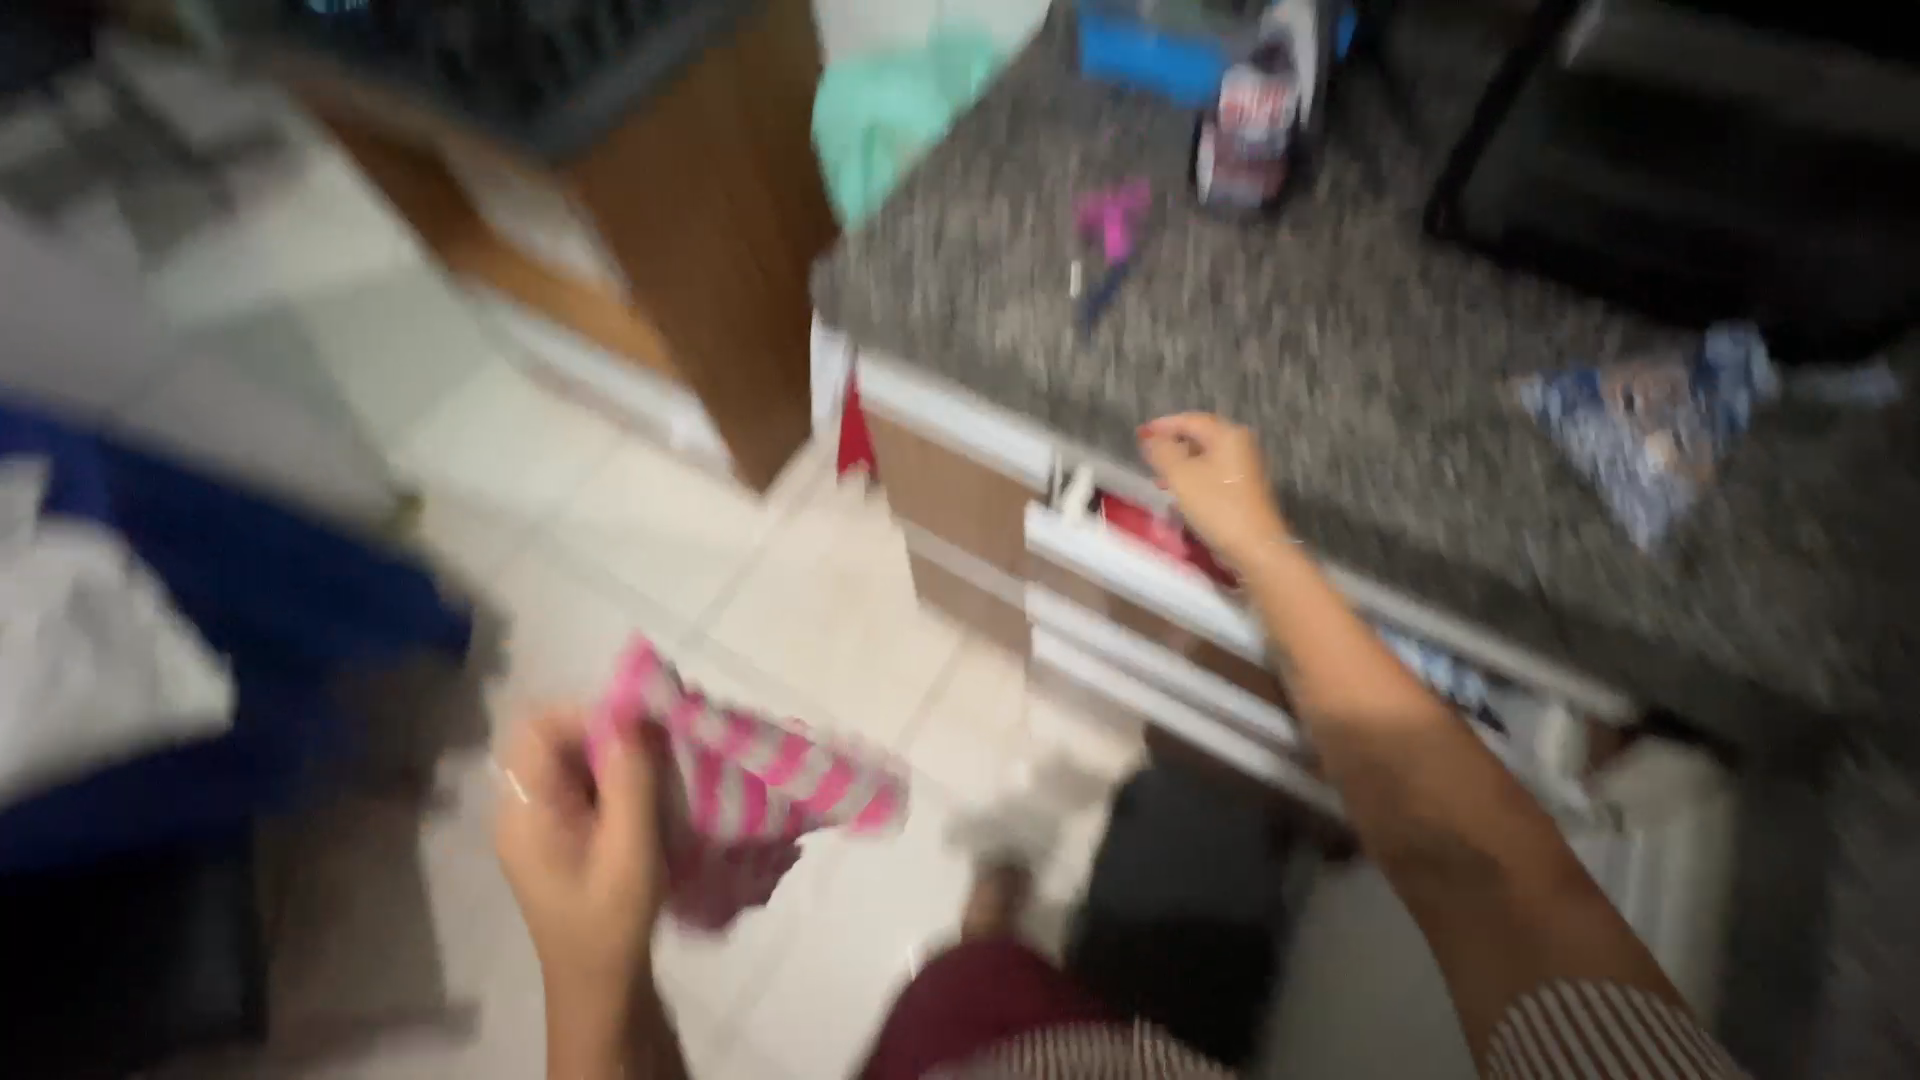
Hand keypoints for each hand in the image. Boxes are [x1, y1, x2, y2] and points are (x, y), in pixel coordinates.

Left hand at [494, 706, 667, 1008]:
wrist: (601, 981)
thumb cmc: (612, 917)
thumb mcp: (629, 847)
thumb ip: (629, 778)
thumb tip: (633, 712)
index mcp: (525, 810)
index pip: (538, 728)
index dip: (589, 714)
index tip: (642, 727)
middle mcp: (525, 805)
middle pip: (558, 735)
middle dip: (613, 728)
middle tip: (663, 739)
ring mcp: (544, 816)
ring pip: (577, 753)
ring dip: (622, 749)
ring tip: (666, 759)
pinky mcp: (566, 826)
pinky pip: (589, 777)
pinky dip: (623, 770)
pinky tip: (656, 785)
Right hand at [1138, 413, 1291, 566]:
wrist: (1253, 546)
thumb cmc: (1215, 505)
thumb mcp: (1180, 475)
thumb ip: (1162, 451)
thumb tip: (1150, 438)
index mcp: (1227, 435)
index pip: (1190, 420)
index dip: (1163, 425)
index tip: (1140, 434)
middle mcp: (1239, 445)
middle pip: (1199, 436)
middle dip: (1171, 444)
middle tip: (1147, 455)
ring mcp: (1243, 468)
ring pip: (1204, 457)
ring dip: (1179, 464)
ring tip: (1157, 477)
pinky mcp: (1242, 488)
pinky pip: (1211, 474)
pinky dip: (1192, 477)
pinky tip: (1177, 493)